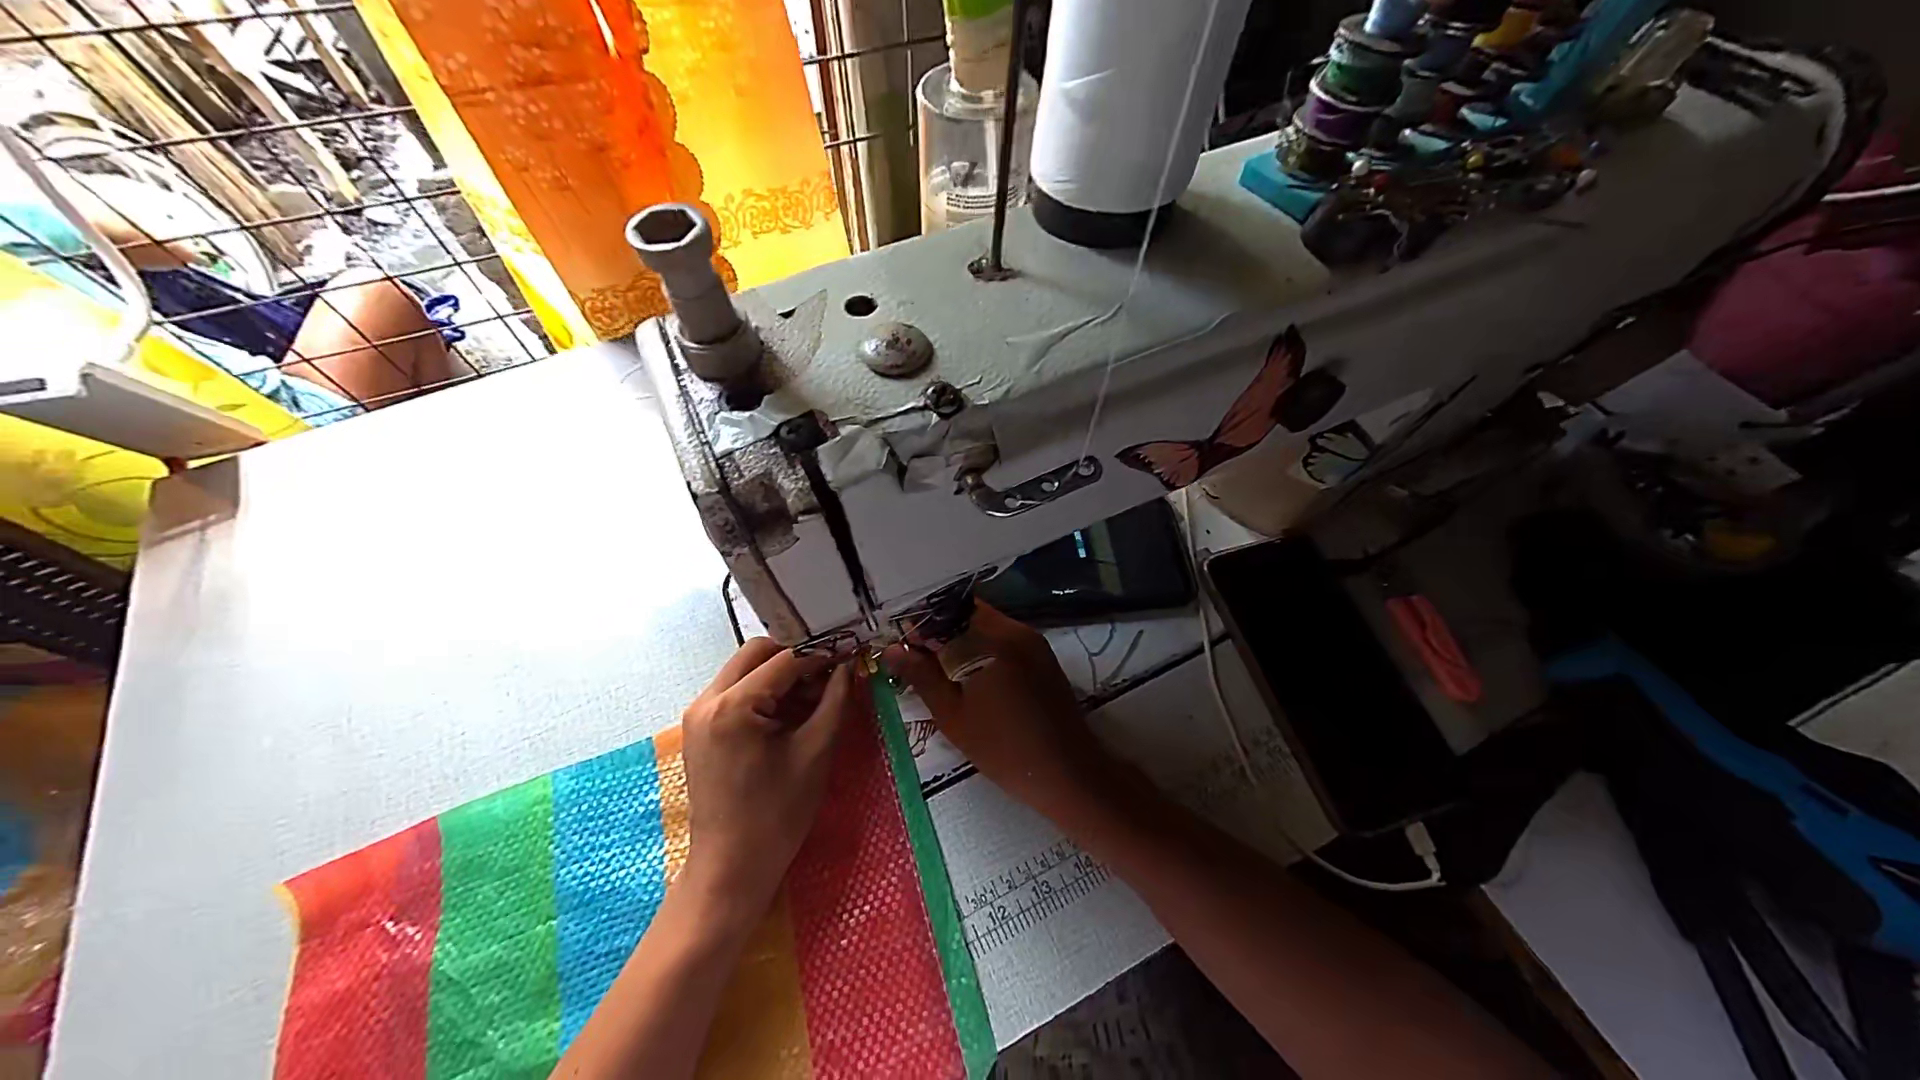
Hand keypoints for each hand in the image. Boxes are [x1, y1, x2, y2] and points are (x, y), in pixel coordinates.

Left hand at [679, 639, 854, 919]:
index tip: (850, 653)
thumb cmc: (777, 814)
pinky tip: (791, 712)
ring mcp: (698, 714)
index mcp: (732, 706)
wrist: (731, 867)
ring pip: (745, 670)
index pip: (784, 658)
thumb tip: (848, 666)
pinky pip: (735, 692)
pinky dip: (764, 692)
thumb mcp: (815, 752)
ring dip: (780, 673)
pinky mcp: (699, 729)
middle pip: (756, 653)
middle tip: (831, 673)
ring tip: (815, 695)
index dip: (821, 653)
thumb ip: (834, 701)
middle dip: (796, 656)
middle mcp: (706, 700)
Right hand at [884, 603, 1113, 816]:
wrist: (1067, 772)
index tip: (902, 647)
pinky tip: (969, 677)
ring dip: (960, 640)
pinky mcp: (1042, 656)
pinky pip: (1003, 640)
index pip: (946, 612)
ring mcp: (1033, 642)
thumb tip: (891, 649)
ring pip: (985, 626)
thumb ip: (922, 676)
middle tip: (918, 660)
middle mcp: (1015, 630)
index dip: (920, 625)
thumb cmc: (1004, 749)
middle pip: (967, 615)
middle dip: (939, 632)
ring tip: (939, 671)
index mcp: (993, 639)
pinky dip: (982, 649)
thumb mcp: (953, 715)